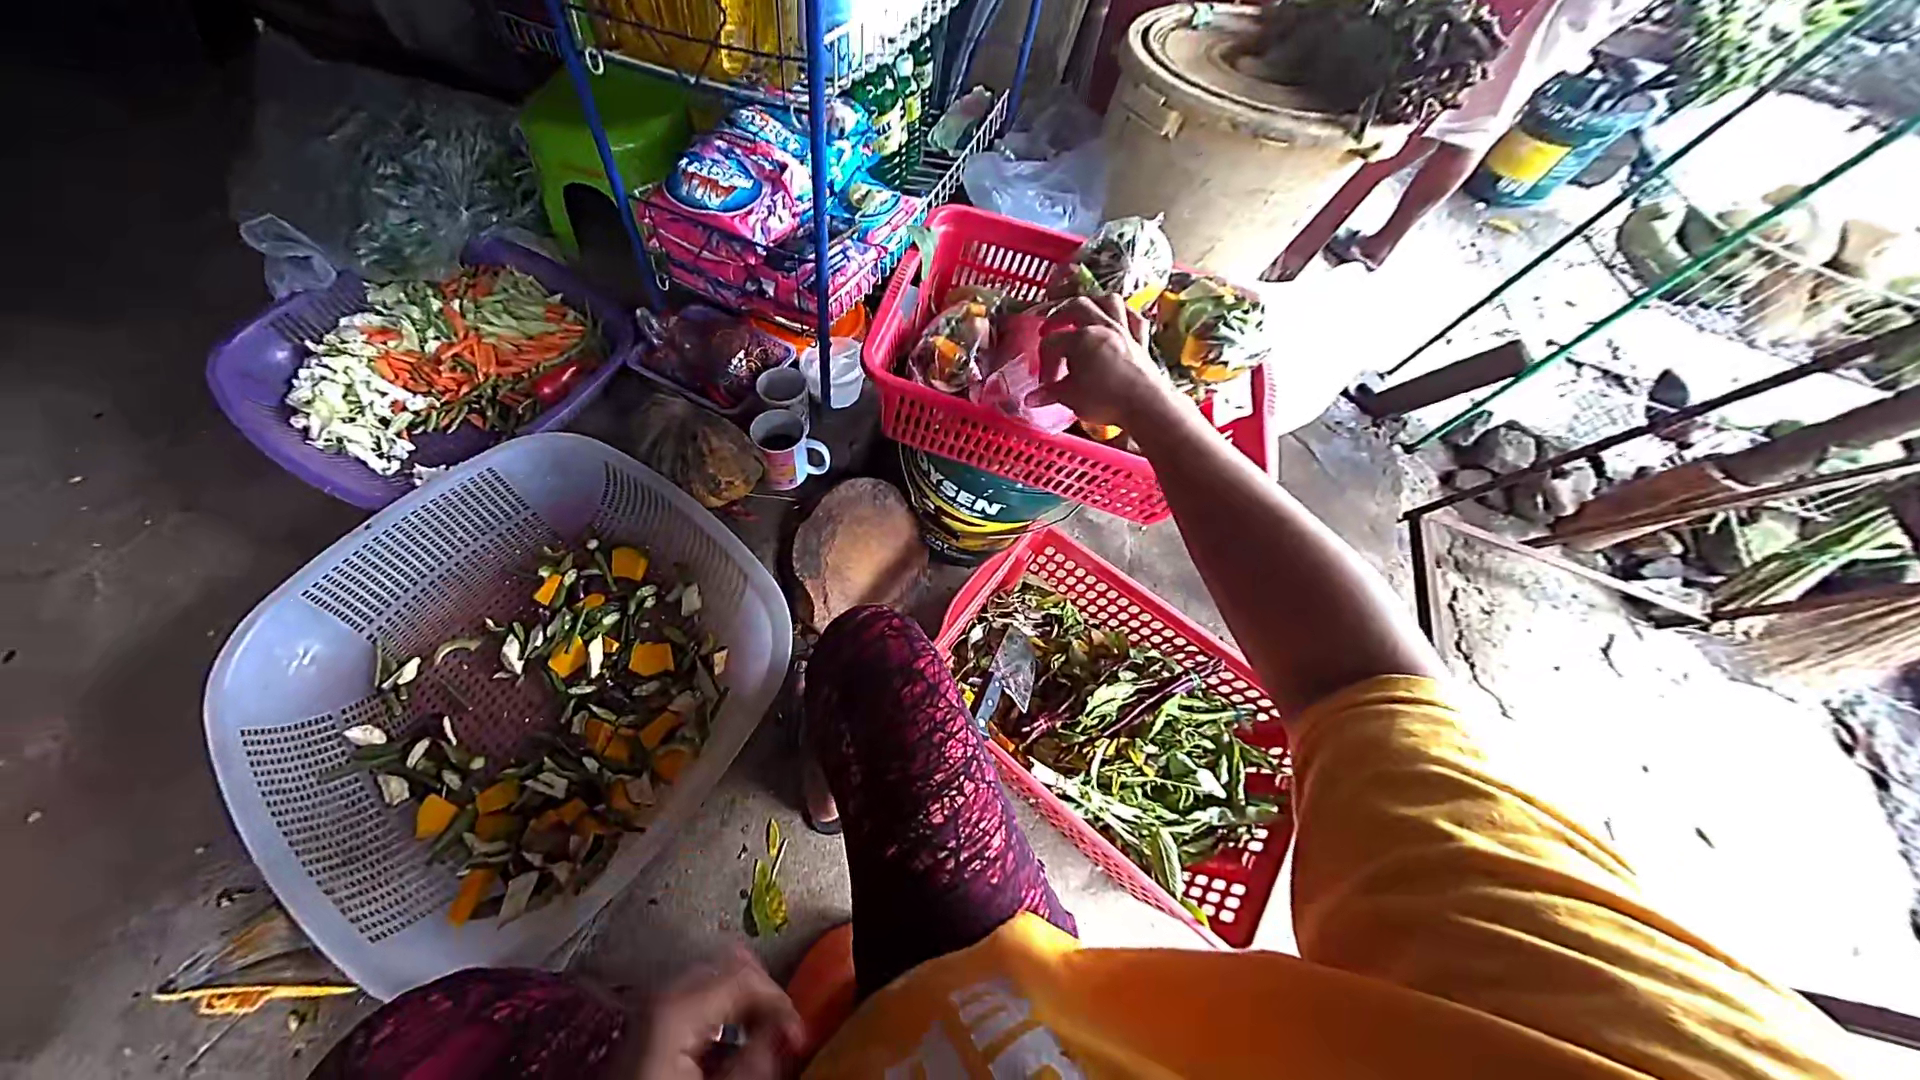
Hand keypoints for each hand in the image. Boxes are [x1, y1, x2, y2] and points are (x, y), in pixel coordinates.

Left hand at [633, 948, 804, 1079]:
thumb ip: (753, 1054)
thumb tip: (786, 1028)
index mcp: (676, 1002)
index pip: (747, 975)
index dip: (779, 1000)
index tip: (795, 1027)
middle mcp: (663, 989)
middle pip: (732, 968)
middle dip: (762, 995)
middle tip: (782, 1026)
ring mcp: (652, 999)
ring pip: (717, 977)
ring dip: (744, 1001)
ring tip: (761, 1032)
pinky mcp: (649, 1015)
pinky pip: (698, 993)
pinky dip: (722, 1008)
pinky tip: (730, 1036)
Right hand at [1028, 294, 1181, 429]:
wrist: (1145, 406)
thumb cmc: (1104, 400)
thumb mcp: (1070, 398)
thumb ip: (1050, 393)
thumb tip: (1030, 399)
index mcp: (1080, 338)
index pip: (1052, 343)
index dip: (1044, 363)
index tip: (1045, 383)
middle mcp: (1102, 326)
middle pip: (1077, 306)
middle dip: (1059, 315)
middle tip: (1049, 329)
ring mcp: (1124, 330)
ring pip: (1109, 301)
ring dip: (1094, 303)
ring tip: (1084, 315)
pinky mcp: (1141, 340)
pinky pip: (1134, 318)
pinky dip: (1124, 316)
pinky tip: (1117, 321)